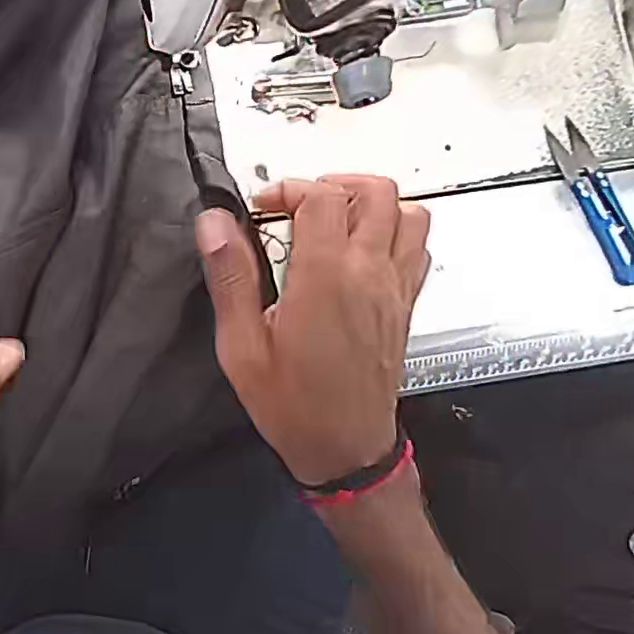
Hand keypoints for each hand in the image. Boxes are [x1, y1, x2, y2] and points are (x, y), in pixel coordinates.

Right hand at [195, 176, 429, 485]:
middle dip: (329, 184)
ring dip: (368, 202)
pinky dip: (394, 229)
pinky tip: (362, 248)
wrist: (345, 449)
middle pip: (373, 191)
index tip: (261, 209)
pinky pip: (417, 245)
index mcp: (325, 279)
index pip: (321, 198)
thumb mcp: (241, 345)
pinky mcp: (406, 304)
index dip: (287, 189)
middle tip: (296, 206)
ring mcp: (395, 288)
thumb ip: (231, 277)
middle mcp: (369, 274)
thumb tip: (215, 223)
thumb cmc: (290, 404)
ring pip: (407, 211)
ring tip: (331, 219)